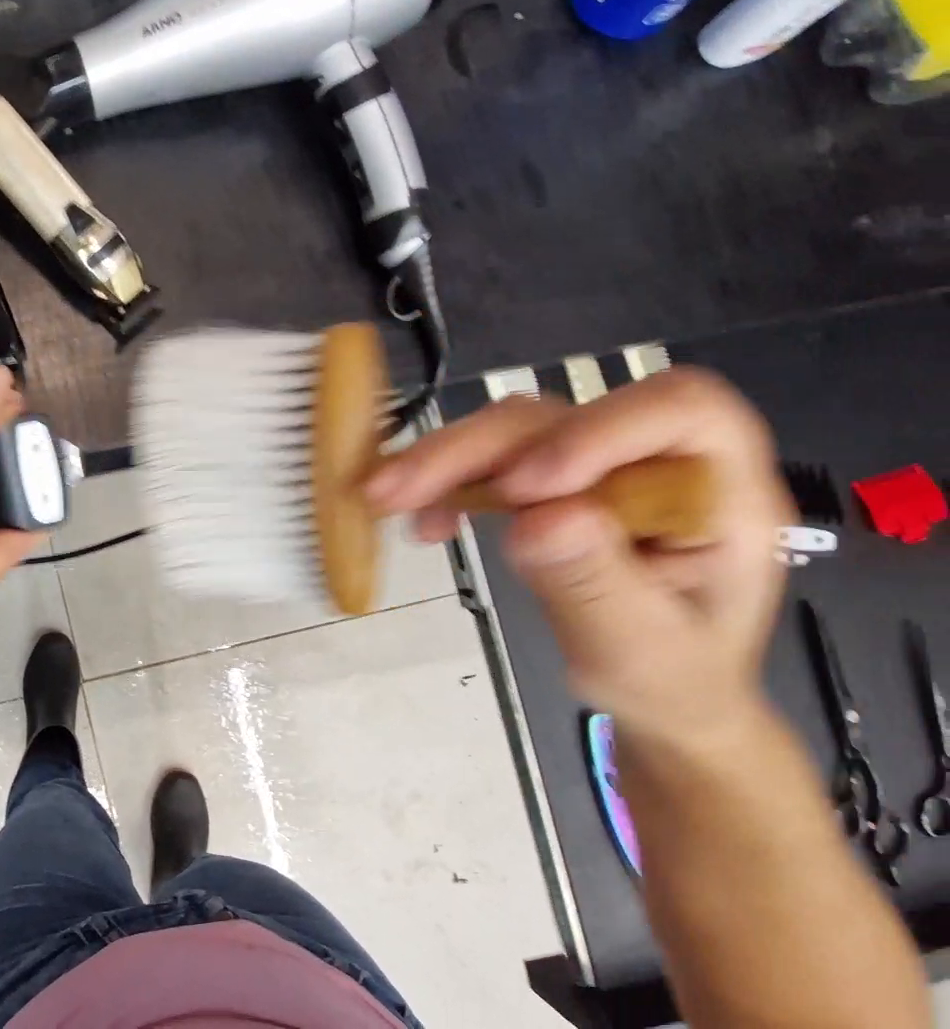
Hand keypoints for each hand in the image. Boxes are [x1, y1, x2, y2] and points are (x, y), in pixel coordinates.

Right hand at [366, 369, 794, 743]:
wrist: (660, 688)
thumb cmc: (671, 676)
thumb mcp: (640, 649)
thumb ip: (596, 585)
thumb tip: (536, 522)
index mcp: (716, 490)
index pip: (676, 412)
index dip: (595, 431)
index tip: (524, 488)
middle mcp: (653, 461)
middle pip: (560, 418)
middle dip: (476, 450)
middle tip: (400, 491)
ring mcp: (593, 467)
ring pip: (511, 433)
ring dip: (442, 461)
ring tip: (383, 498)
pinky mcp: (544, 481)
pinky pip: (487, 462)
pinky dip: (443, 483)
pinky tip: (423, 520)